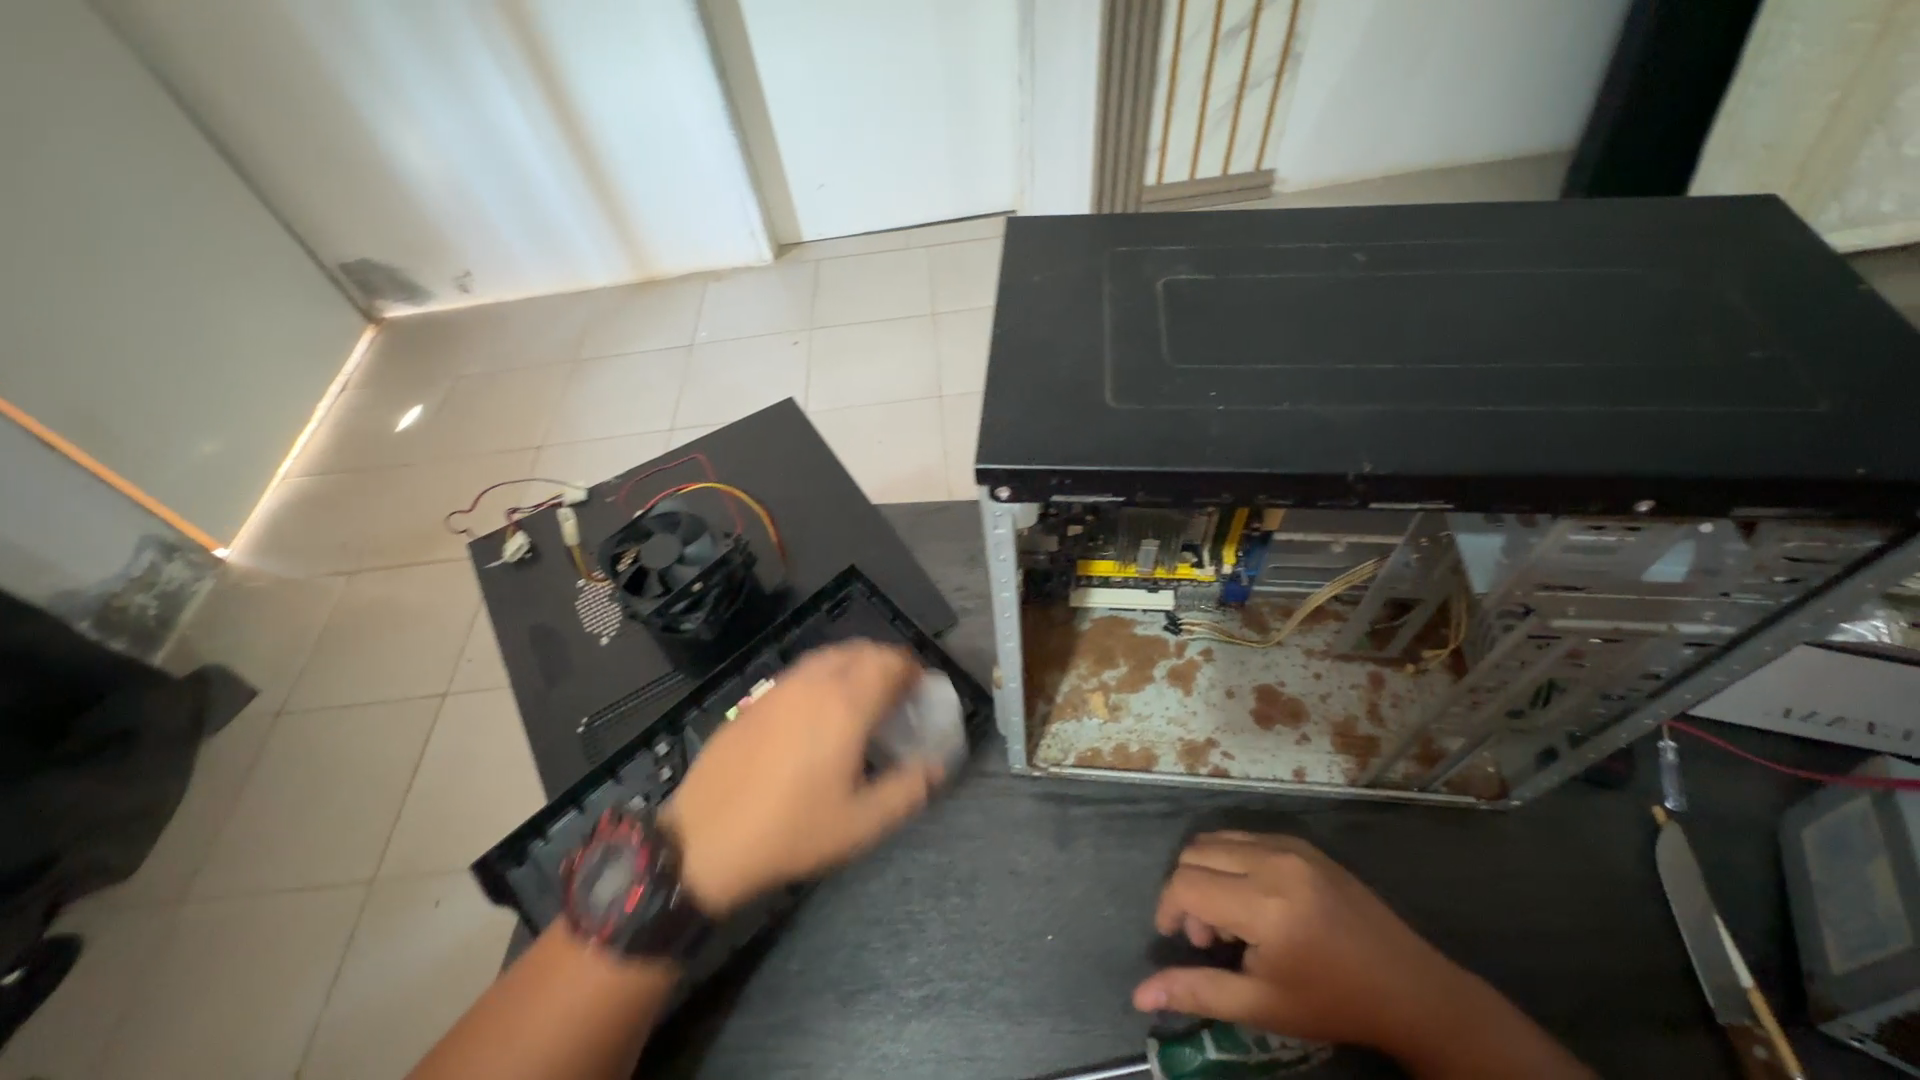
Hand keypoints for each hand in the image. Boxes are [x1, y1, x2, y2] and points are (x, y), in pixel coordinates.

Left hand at [660, 641, 942, 916]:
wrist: (704, 839)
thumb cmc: (791, 831)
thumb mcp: (861, 824)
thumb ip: (907, 789)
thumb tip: (937, 766)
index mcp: (846, 705)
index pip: (891, 662)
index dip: (913, 670)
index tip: (922, 693)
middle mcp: (813, 684)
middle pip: (860, 651)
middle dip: (886, 664)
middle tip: (897, 696)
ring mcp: (778, 688)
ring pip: (827, 657)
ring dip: (853, 667)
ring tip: (862, 701)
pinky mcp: (753, 701)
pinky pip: (800, 673)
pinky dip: (822, 678)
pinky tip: (818, 714)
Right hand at [1134, 832, 1474, 1054]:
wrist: (1409, 989)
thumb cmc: (1333, 1002)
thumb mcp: (1261, 1006)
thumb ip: (1196, 992)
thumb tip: (1139, 995)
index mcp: (1264, 904)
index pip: (1185, 884)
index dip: (1168, 910)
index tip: (1179, 941)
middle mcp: (1274, 862)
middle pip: (1195, 853)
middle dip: (1186, 891)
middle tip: (1208, 937)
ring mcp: (1292, 847)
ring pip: (1218, 840)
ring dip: (1207, 872)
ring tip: (1231, 920)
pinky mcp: (1305, 846)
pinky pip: (1246, 838)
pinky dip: (1232, 862)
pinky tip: (1254, 902)